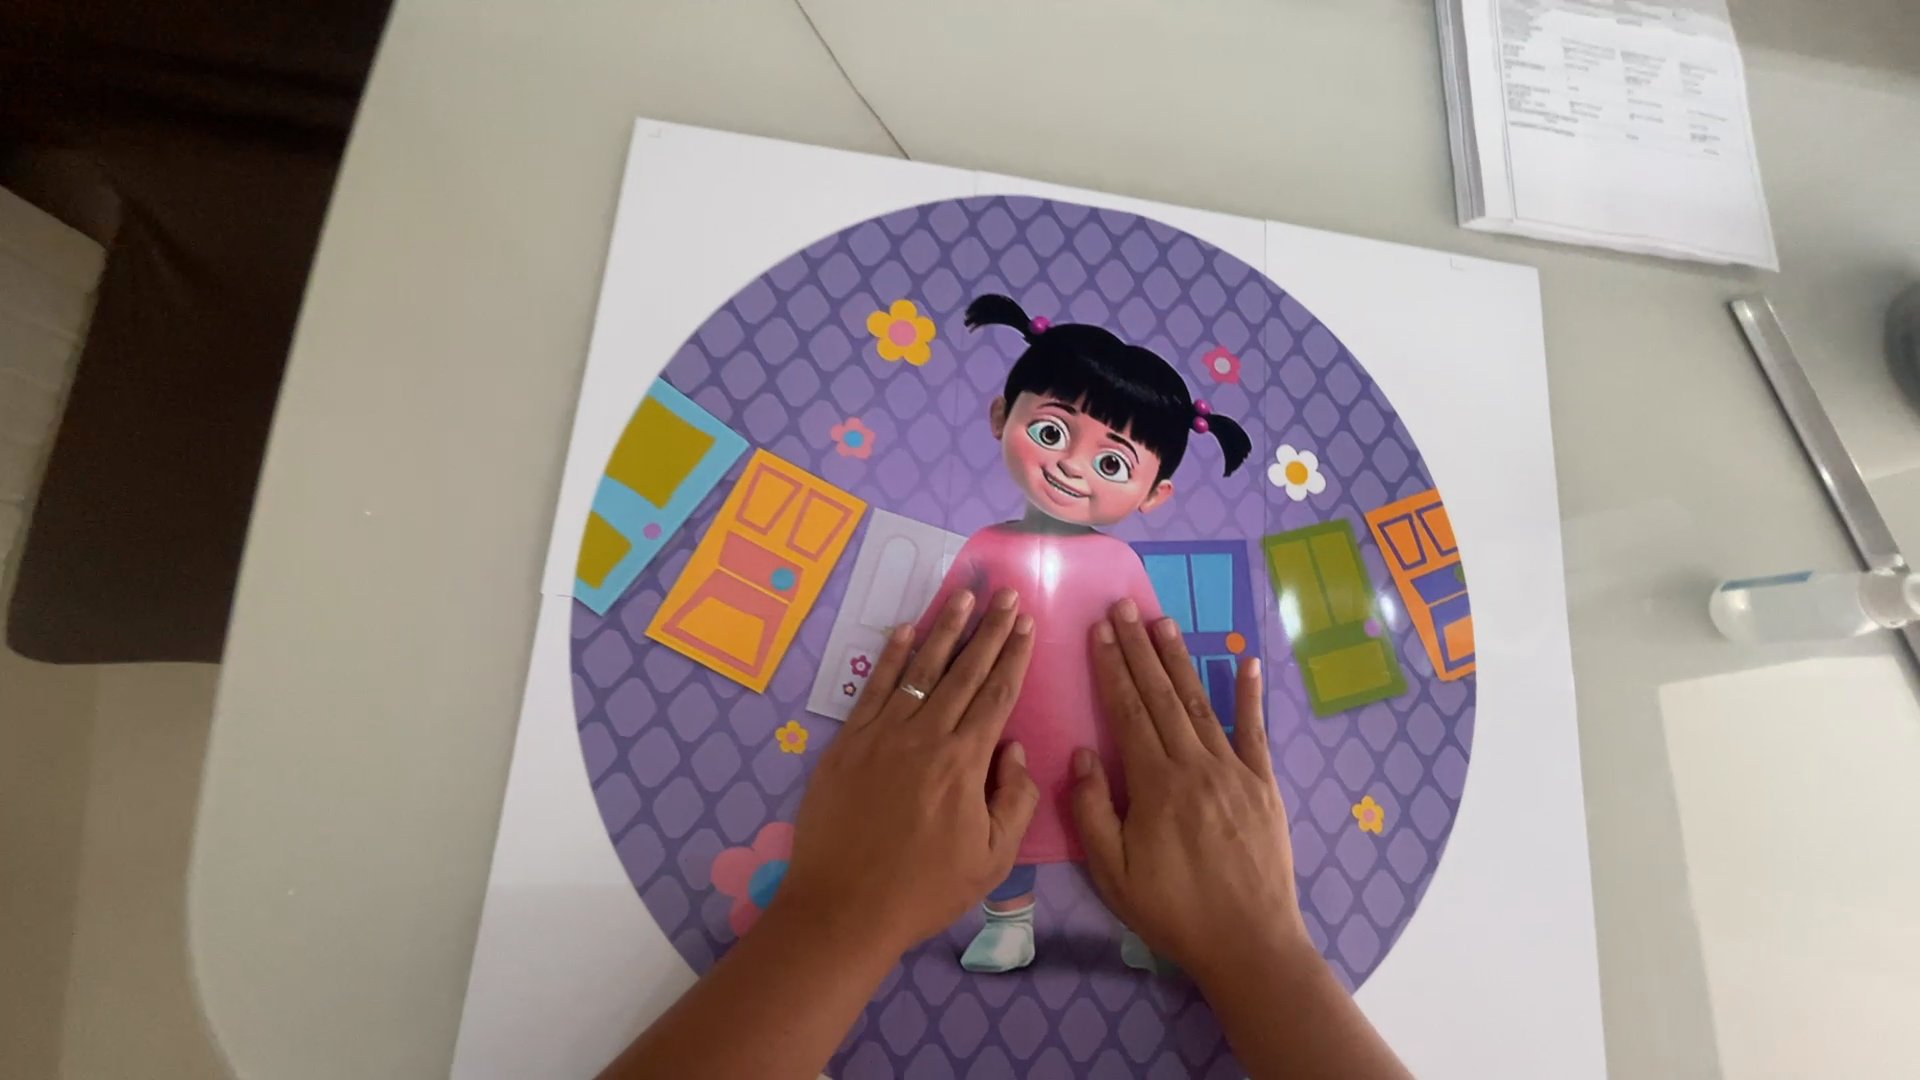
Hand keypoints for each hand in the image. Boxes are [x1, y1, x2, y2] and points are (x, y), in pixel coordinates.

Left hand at [774, 588, 1041, 958]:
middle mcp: (926, 735)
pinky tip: (904, 629)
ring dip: (945, 629)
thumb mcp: (992, 859)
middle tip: (1004, 594)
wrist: (844, 907)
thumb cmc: (924, 888)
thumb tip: (1015, 749)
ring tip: (963, 595)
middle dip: (989, 630)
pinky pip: (875, 688)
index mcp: (964, 761)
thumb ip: (1015, 800)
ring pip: (921, 669)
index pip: (997, 695)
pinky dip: (890, 656)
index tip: (1026, 622)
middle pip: (965, 671)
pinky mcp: (849, 740)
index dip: (1014, 655)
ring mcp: (884, 733)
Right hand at [1071, 598, 1309, 984]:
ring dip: (1179, 660)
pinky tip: (1247, 663)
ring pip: (1200, 703)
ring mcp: (1234, 770)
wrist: (1250, 944)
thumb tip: (1084, 753)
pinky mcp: (1264, 784)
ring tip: (1163, 623)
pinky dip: (1250, 695)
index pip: (1128, 711)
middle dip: (1139, 648)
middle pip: (1161, 695)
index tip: (1100, 630)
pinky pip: (1255, 732)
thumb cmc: (1173, 909)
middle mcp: (1195, 764)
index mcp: (1156, 783)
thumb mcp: (1113, 872)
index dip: (1112, 667)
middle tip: (1124, 607)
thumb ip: (1093, 810)